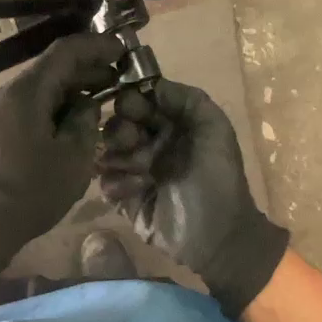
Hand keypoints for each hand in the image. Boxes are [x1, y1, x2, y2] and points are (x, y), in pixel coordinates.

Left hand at [0, 33, 125, 283]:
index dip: (96, 46)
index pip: (64, 52)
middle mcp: (0, 94)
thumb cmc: (31, 195)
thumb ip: (86, 123)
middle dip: (82, 73)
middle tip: (113, 82)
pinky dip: (43, 110)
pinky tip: (59, 127)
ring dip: (63, 95)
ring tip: (90, 107)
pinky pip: (17, 110)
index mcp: (24, 94)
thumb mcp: (74, 160)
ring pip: (32, 92)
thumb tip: (86, 104)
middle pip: (46, 71)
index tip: (120, 50)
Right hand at [97, 81, 288, 317]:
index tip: (134, 110)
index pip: (138, 102)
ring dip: (117, 157)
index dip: (131, 102)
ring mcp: (135, 172)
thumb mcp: (214, 129)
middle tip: (132, 142)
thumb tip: (150, 86)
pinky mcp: (125, 200)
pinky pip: (104, 182)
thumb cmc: (217, 179)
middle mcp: (150, 144)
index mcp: (171, 125)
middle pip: (117, 124)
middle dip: (120, 130)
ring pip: (105, 152)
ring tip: (139, 173)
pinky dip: (114, 184)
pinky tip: (133, 192)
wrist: (215, 235)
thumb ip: (187, 99)